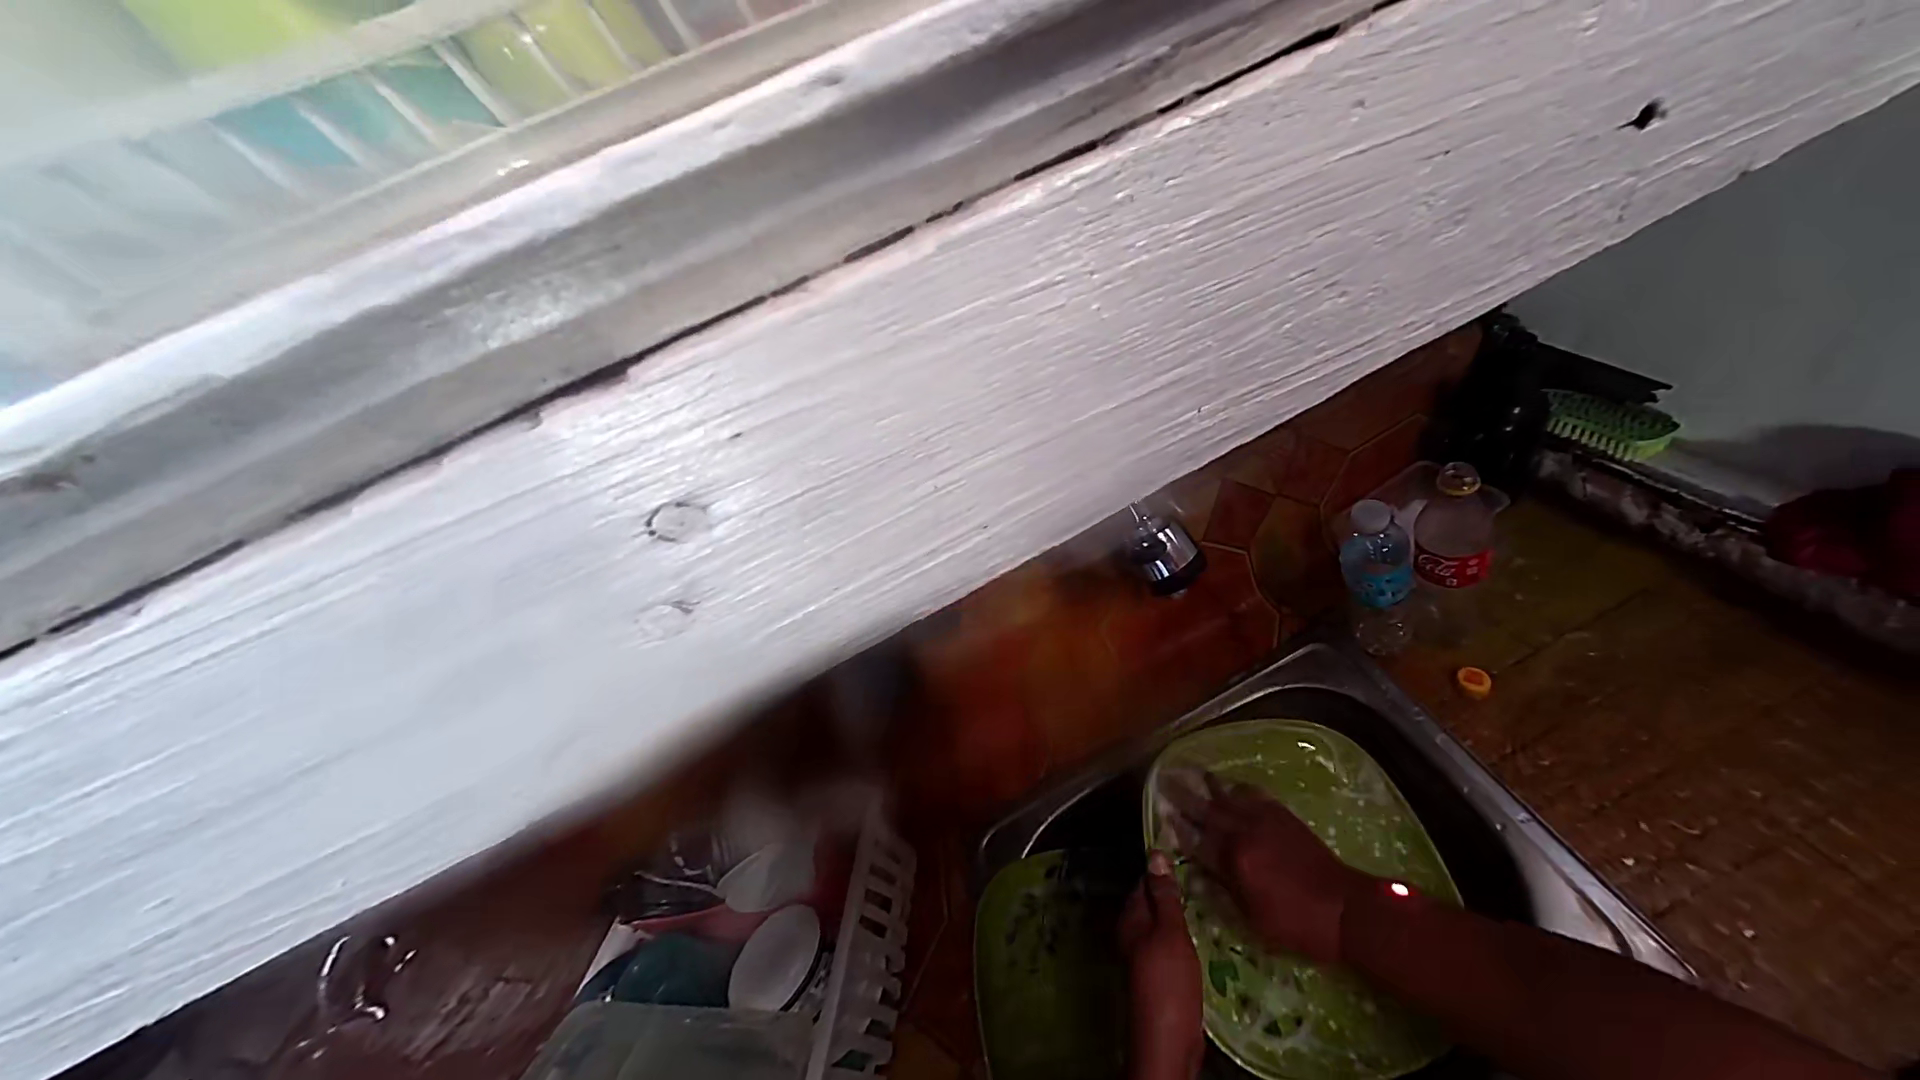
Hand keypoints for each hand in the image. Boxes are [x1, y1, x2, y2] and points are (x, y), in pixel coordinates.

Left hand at [1120, 852, 1204, 1079]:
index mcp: (1130, 917)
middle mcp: (1133, 931)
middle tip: (1206, 875)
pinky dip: (1186, 936)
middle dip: (1175, 890)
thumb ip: (1164, 896)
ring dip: (1182, 914)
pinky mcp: (1159, 975)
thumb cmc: (1167, 982)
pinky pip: (1171, 944)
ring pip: (1164, 923)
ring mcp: (1145, 954)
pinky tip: (1205, 936)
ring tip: (1211, 900)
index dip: (1163, 867)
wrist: (1168, 1042)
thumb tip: (1155, 853)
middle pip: (1153, 901)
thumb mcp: (1170, 933)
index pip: (1144, 880)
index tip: (1188, 853)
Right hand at [1164, 771, 1370, 965]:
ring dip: (1207, 783)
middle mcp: (1242, 833)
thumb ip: (1222, 895)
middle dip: (1182, 794)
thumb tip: (1198, 878)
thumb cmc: (1297, 924)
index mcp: (1232, 861)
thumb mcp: (1253, 922)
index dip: (1176, 827)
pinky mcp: (1282, 815)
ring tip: (1191, 770)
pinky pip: (1253, 793)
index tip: (1161, 813)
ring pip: (1228, 795)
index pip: (1195, 840)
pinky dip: (1238, 787)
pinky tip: (1232, 784)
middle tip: (1164, 778)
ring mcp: (1263, 820)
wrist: (1346, 909)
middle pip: (1205, 809)